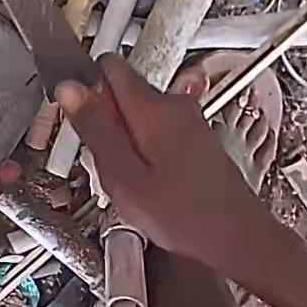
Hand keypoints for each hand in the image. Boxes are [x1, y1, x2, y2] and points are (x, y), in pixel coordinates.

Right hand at [58, 55, 272, 272]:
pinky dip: (142, 156)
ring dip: (122, 145)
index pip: (109, 67)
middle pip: (120, 95)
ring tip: (129, 182)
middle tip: (107, 166)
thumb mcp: (122, 175)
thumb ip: (95, 127)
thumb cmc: (183, 215)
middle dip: (104, 125)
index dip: (87, 91)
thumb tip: (69, 89)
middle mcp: (174, 105)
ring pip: (135, 118)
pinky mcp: (194, 139)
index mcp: (153, 108)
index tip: (83, 123)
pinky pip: (152, 135)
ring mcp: (188, 121)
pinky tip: (147, 186)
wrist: (236, 239)